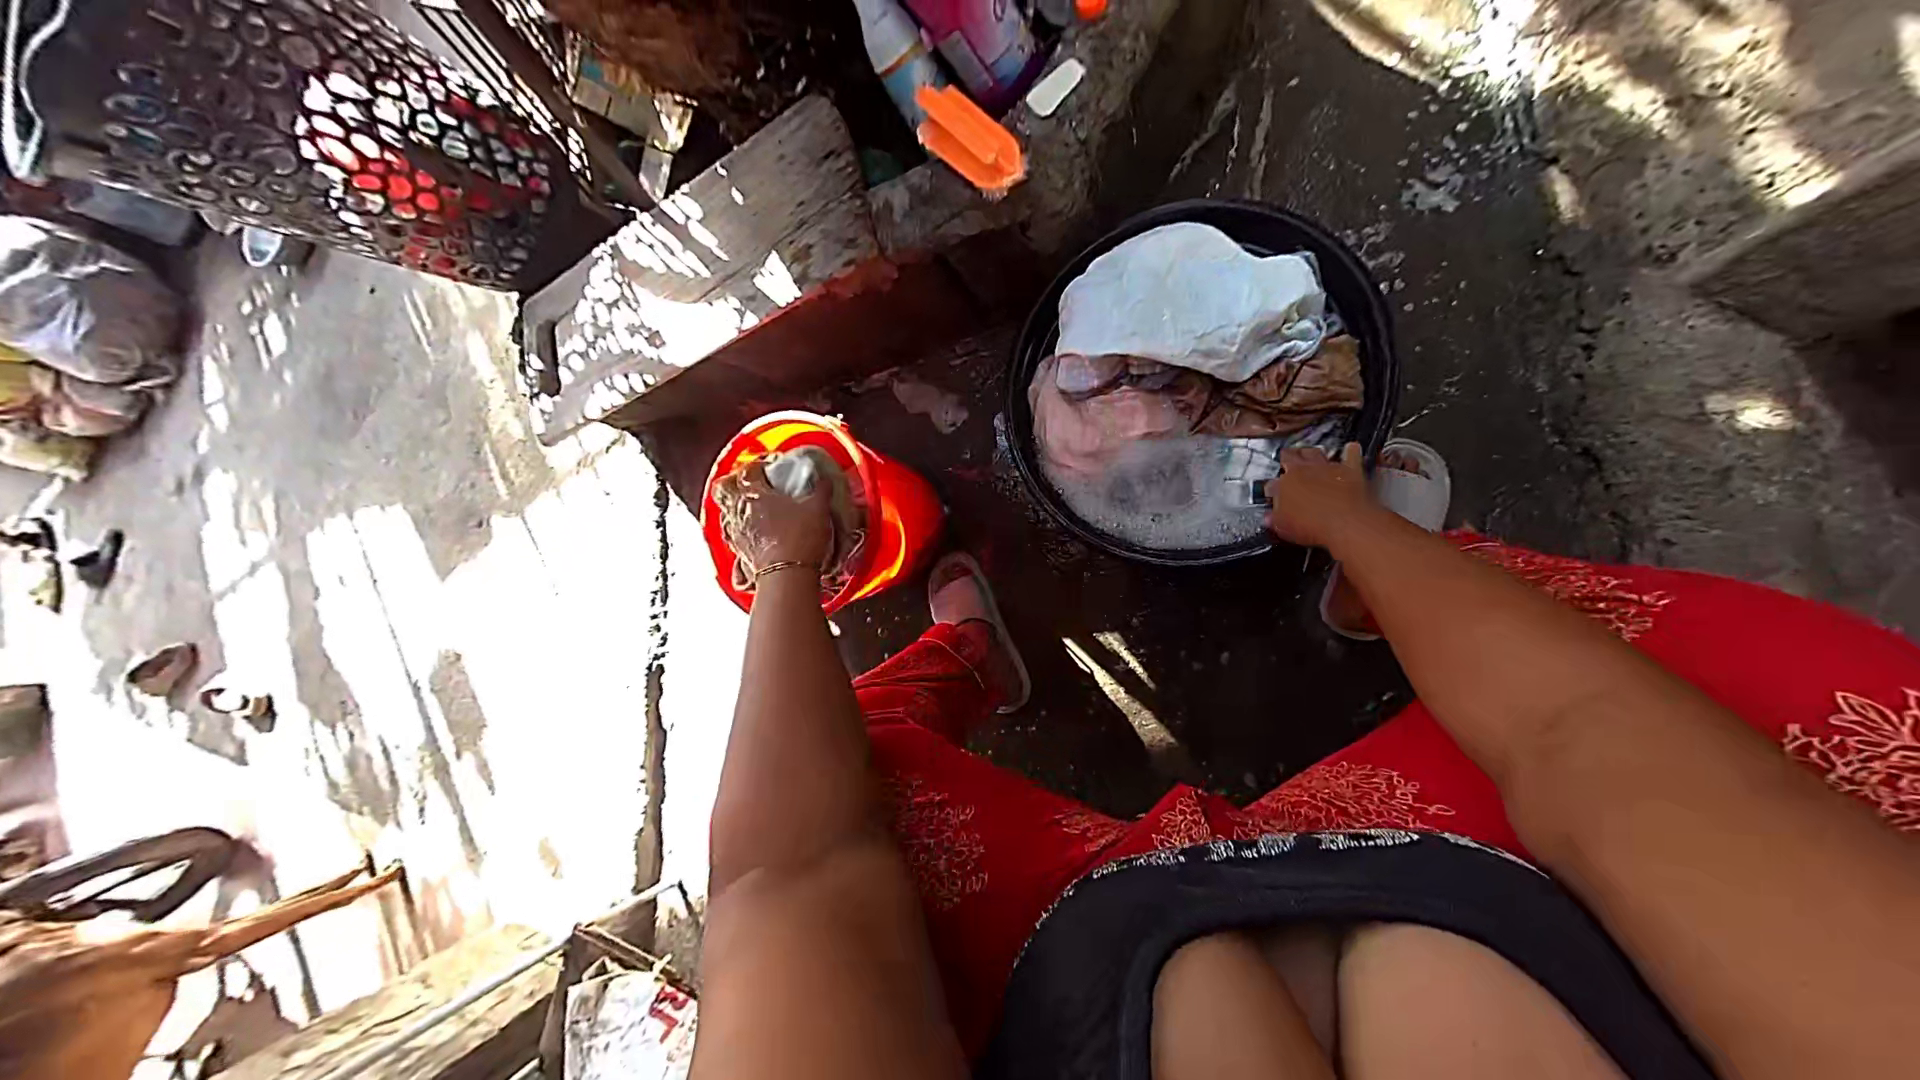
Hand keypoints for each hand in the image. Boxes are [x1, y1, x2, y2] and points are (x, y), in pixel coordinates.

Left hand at [717, 461, 833, 575]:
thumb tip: (824, 482)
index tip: (771, 466)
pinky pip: (735, 537)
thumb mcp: (818, 508)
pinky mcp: (741, 553)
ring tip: (755, 510)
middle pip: (723, 489)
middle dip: (733, 484)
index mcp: (755, 493)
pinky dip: (744, 532)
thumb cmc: (799, 537)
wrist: (789, 575)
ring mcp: (738, 533)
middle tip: (750, 485)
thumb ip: (821, 491)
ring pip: (726, 514)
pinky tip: (758, 535)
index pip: (749, 469)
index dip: (759, 465)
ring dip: (738, 509)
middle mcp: (740, 511)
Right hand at [1264, 441, 1382, 548]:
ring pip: (1315, 452)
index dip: (1271, 489)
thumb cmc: (1313, 526)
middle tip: (1285, 458)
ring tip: (1308, 453)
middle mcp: (1303, 470)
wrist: (1347, 523)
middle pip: (1290, 457)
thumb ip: (1275, 519)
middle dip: (1286, 458)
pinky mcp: (1350, 470)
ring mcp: (1327, 468)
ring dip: (1311, 452)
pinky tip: (1350, 448)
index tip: (1272, 495)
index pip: (1272, 484)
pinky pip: (1351, 454)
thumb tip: (1270, 518)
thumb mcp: (1284, 528)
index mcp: (1283, 484)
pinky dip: (1350, 451)